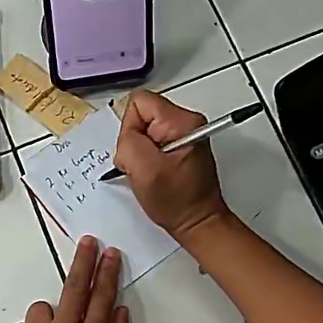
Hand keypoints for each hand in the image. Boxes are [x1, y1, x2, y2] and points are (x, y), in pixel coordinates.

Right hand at [113, 89, 234, 245]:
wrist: (196, 220)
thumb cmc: (177, 200)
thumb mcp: (143, 167)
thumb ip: (129, 139)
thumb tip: (127, 129)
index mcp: (181, 122)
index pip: (139, 103)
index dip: (129, 128)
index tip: (139, 151)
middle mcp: (185, 123)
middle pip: (140, 116)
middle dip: (133, 142)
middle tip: (144, 165)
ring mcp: (182, 135)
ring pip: (142, 131)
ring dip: (138, 153)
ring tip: (150, 171)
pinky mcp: (178, 146)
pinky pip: (148, 143)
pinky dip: (144, 159)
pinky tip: (153, 173)